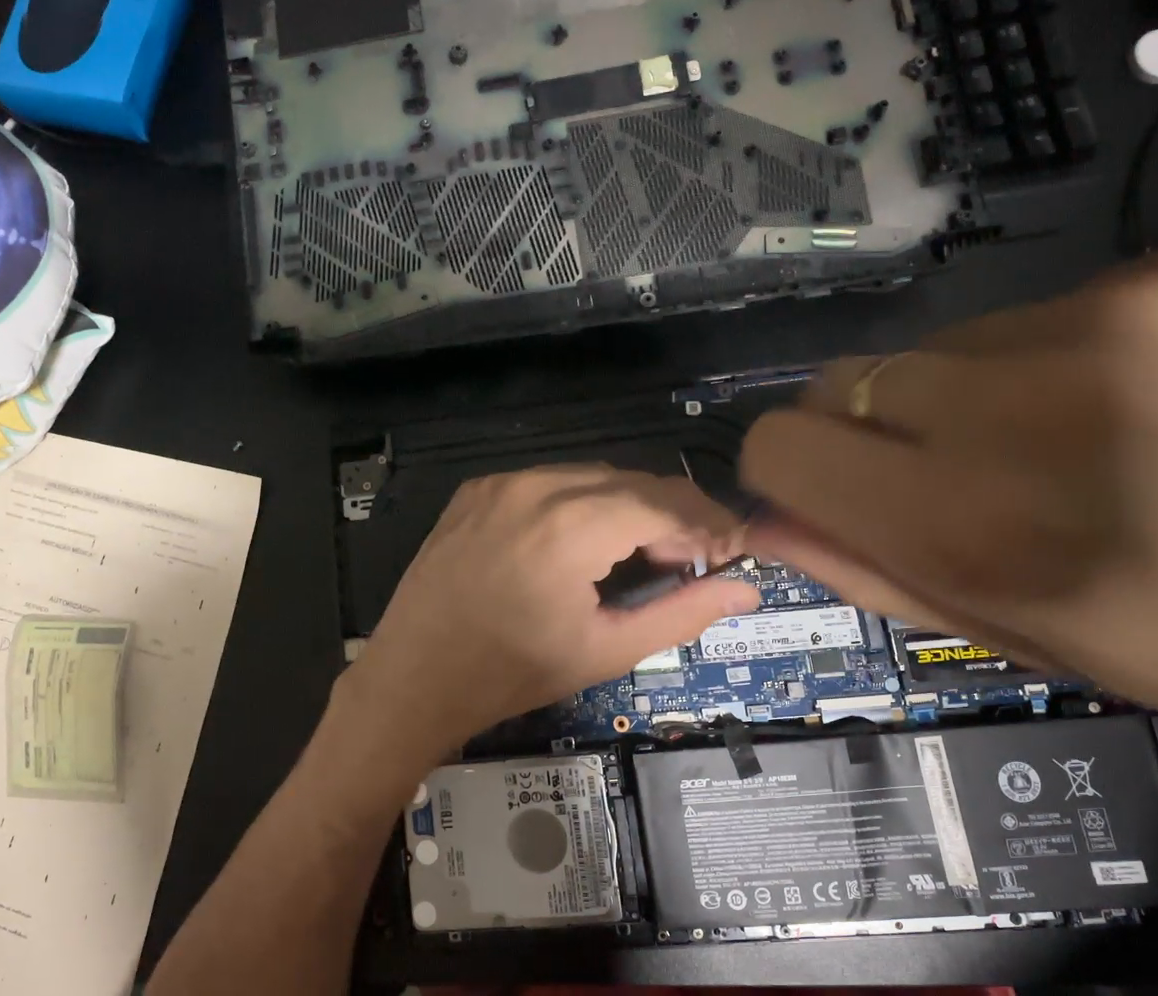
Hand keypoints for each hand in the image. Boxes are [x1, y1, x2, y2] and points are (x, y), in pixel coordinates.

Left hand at [347, 466, 756, 752]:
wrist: (412, 678)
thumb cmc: (509, 674)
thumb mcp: (604, 650)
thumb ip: (682, 614)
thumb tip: (745, 589)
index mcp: (568, 525)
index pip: (663, 501)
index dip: (707, 524)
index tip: (732, 553)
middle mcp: (533, 486)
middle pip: (629, 482)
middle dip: (672, 514)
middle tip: (695, 559)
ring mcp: (498, 484)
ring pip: (588, 478)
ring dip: (628, 506)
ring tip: (646, 552)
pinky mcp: (474, 491)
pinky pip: (545, 483)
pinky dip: (579, 503)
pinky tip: (587, 541)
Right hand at [741, 229, 1157, 759]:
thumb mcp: (1051, 646)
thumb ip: (884, 577)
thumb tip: (773, 520)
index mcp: (985, 527)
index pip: (785, 446)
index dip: (796, 470)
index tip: (841, 487)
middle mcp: (1033, 406)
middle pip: (851, 380)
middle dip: (884, 428)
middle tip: (976, 471)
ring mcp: (1126, 313)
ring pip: (953, 341)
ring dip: (985, 390)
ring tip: (1095, 435)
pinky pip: (1062, 302)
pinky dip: (1083, 351)